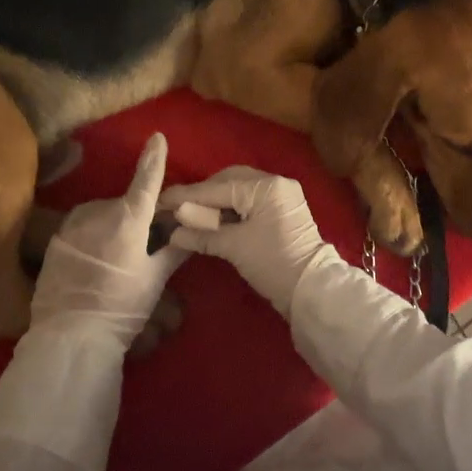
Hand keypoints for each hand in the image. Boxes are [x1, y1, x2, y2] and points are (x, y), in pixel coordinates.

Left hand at [29, 134, 186, 350]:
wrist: (69, 338)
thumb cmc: (121, 308)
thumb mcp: (154, 280)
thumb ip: (174, 249)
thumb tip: (191, 228)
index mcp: (128, 219)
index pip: (146, 180)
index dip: (154, 158)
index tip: (158, 136)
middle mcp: (98, 214)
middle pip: (124, 204)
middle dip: (135, 217)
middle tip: (142, 246)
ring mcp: (72, 226)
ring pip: (100, 214)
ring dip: (110, 224)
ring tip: (115, 257)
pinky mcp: (54, 241)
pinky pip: (80, 228)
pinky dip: (91, 236)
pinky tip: (93, 263)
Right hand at [159, 168, 332, 317]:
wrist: (310, 289)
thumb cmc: (272, 264)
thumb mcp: (234, 247)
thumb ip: (202, 233)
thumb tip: (173, 231)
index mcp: (266, 187)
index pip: (219, 187)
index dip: (188, 195)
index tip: (162, 199)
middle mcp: (276, 183)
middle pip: (230, 181)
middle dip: (202, 194)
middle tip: (177, 207)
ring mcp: (281, 195)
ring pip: (240, 189)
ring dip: (216, 201)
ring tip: (191, 214)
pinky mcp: (282, 209)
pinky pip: (250, 200)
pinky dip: (230, 208)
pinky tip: (213, 220)